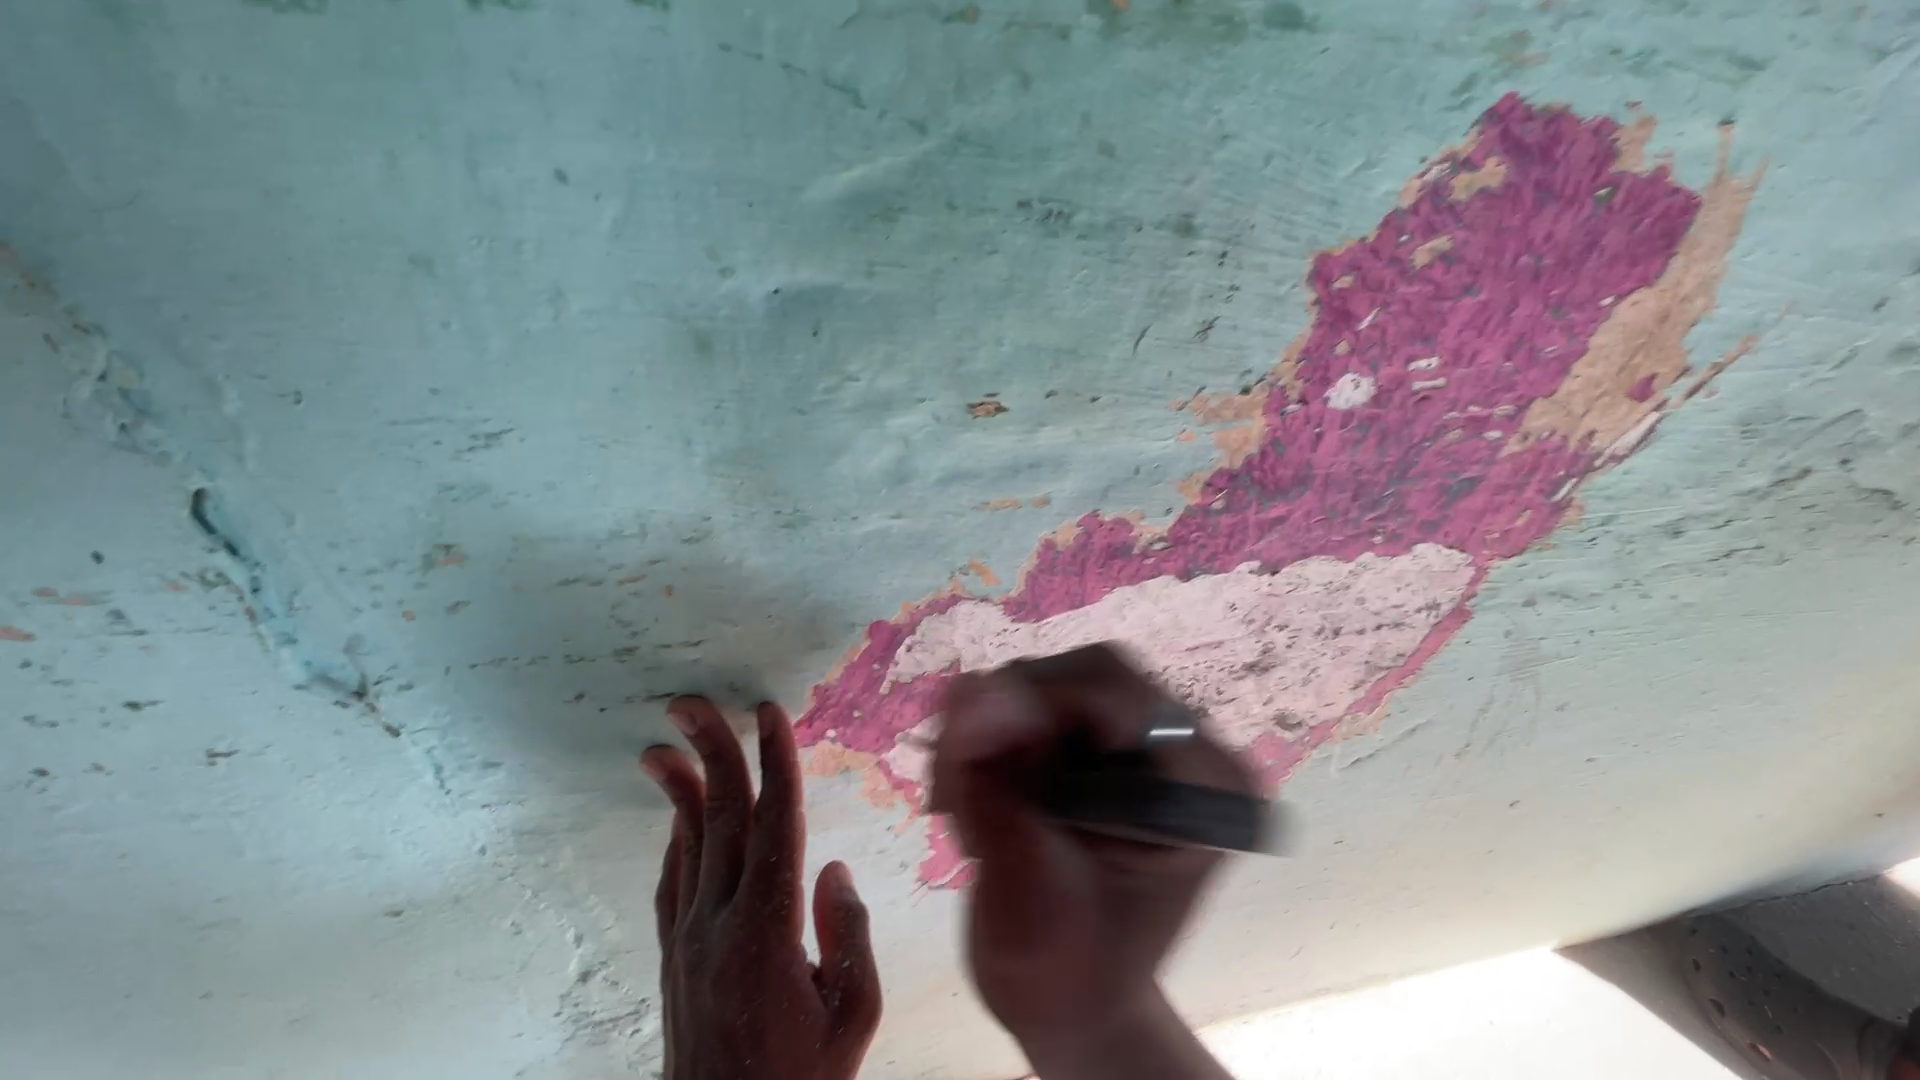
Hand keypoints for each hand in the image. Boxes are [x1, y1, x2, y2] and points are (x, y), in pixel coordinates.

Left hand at [643, 697, 881, 1079]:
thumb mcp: (852, 1015)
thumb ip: (849, 934)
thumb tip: (833, 870)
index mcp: (769, 928)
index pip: (778, 824)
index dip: (776, 762)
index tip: (771, 713)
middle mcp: (719, 920)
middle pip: (720, 817)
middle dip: (713, 751)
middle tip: (694, 702)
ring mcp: (688, 938)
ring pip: (687, 842)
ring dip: (681, 786)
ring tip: (666, 742)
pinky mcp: (673, 956)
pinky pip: (672, 880)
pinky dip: (676, 836)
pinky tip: (679, 813)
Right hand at [929, 644, 1250, 1077]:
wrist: (1073, 992)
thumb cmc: (1065, 974)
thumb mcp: (1026, 899)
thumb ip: (1000, 795)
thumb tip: (972, 686)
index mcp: (1208, 788)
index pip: (1121, 697)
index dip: (1036, 712)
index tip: (974, 774)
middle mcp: (1190, 744)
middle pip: (1083, 675)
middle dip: (1008, 725)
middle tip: (962, 798)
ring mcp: (1147, 732)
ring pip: (1050, 678)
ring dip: (992, 733)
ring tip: (972, 810)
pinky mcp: (1104, 732)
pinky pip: (1034, 696)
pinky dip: (991, 736)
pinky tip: (981, 794)